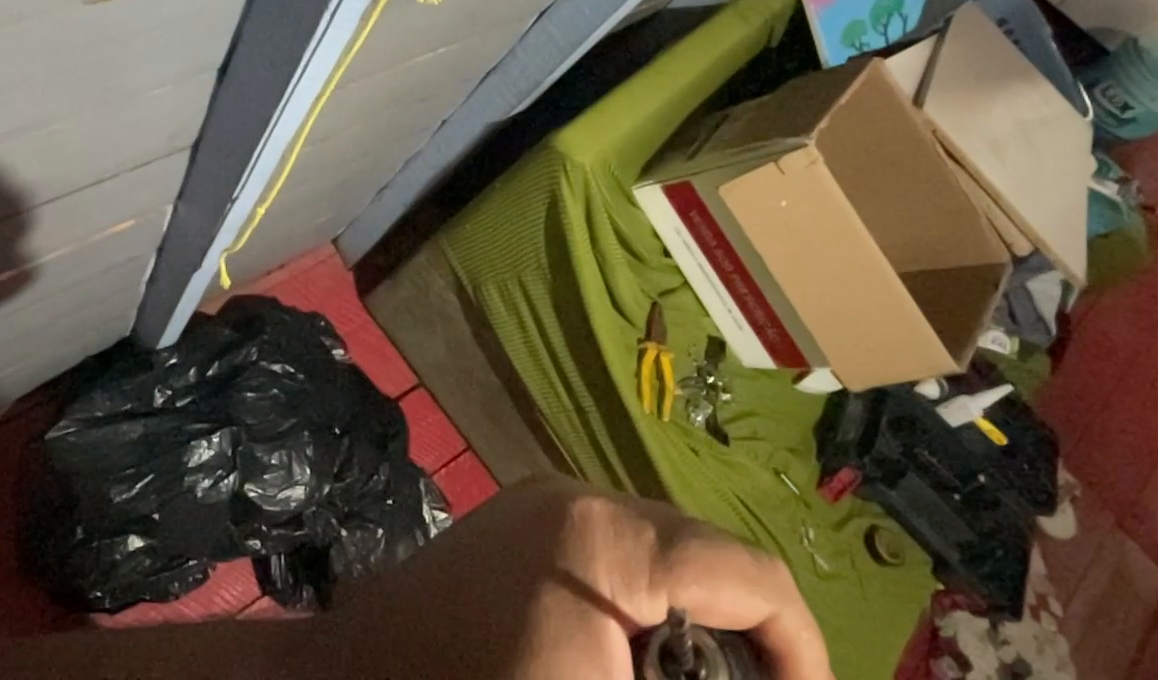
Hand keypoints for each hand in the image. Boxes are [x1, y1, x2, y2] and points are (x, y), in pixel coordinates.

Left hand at [320, 475, 832, 679]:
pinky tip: (618, 655)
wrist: (355, 679)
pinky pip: (607, 554)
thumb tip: (758, 668)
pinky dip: (634, 603)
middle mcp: (574, 496)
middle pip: (706, 557)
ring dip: (688, 619)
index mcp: (605, 535)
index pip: (750, 574)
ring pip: (659, 554)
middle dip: (743, 638)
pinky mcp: (514, 523)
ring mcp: (537, 502)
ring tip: (675, 674)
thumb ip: (693, 676)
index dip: (801, 652)